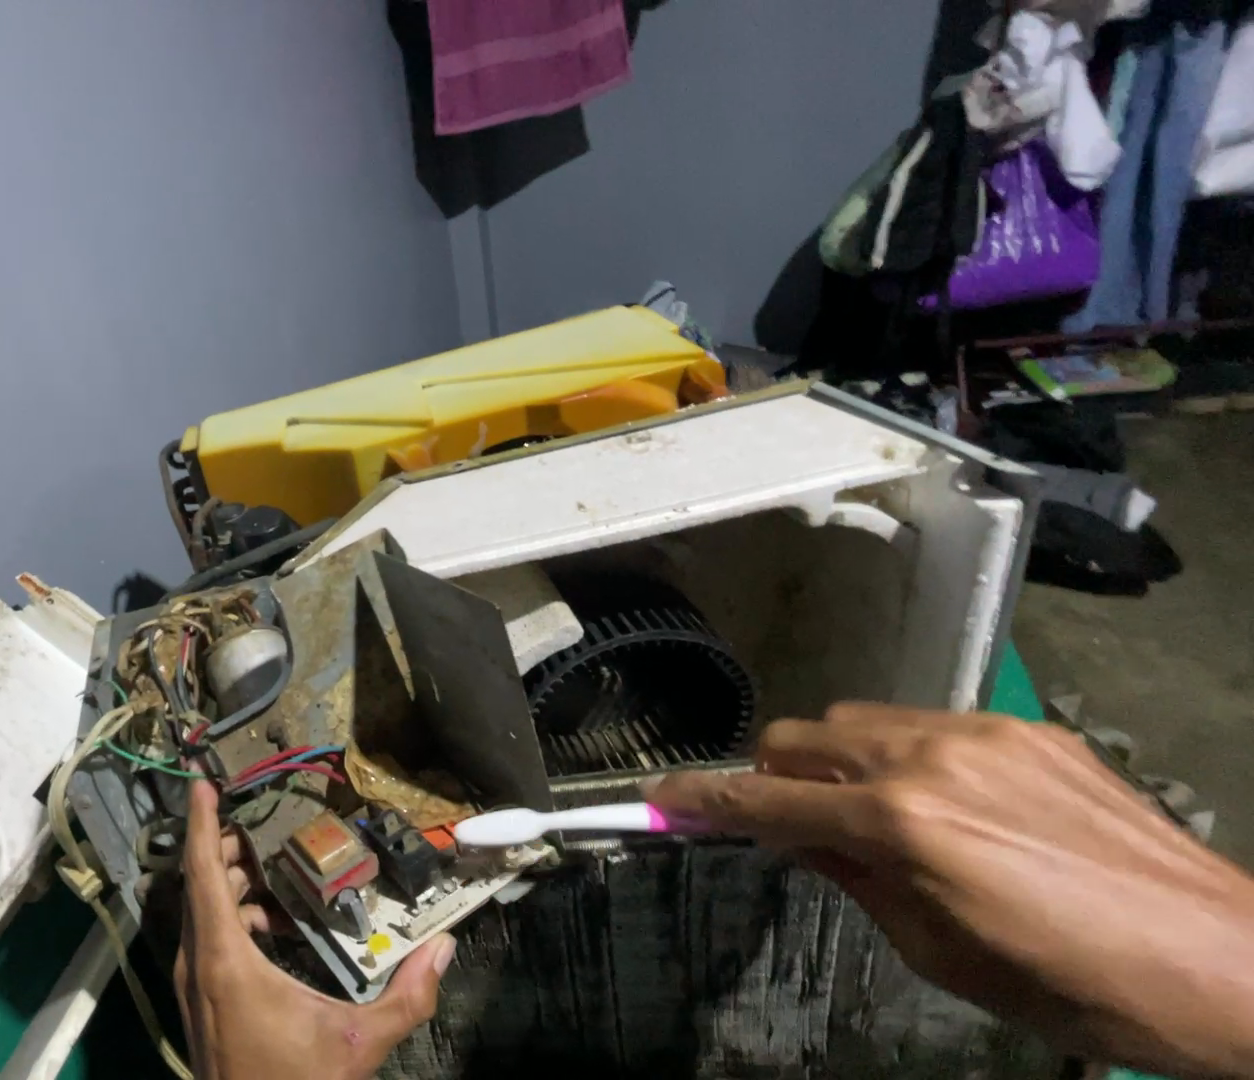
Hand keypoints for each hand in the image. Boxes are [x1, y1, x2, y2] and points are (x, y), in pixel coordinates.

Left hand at [173, 779, 454, 1078]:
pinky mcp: (199, 994)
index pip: (203, 871)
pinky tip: (268, 920)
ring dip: (228, 877)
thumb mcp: (356, 1045)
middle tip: (257, 819)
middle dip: (224, 843)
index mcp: (223, 958)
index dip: (202, 823)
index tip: (201, 784)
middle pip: (200, 881)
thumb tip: (445, 948)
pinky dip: (230, 911)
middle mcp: (197, 959)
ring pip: (201, 906)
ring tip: (266, 863)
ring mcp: (192, 978)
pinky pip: (206, 932)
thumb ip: (406, 998)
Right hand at [651, 704, 1253, 1078]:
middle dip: (777, 774)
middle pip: (796, 737)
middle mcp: (921, 762)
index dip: (704, 797)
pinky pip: (922, 724)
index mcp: (898, 827)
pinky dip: (903, 755)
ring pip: (850, 720)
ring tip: (880, 806)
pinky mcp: (1018, 727)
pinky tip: (954, 799)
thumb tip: (795, 837)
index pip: (766, 800)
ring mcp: (973, 734)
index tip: (662, 795)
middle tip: (798, 818)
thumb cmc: (1075, 985)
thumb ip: (849, 876)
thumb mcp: (937, 952)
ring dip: (836, 759)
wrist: (1240, 968)